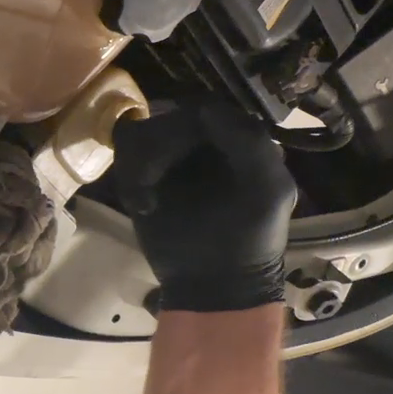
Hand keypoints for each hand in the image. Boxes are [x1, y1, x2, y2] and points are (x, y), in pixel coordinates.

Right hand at [104, 102, 296, 312]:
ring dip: (140, 168)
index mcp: (237, 141)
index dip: (186, 122)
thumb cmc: (247, 238)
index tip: (178, 147)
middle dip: (159, 150)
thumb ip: (248, 142)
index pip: (204, 109)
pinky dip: (130, 181)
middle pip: (166, 118)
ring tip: (149, 200)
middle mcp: (201, 143)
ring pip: (140, 136)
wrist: (212, 285)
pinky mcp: (141, 181)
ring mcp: (169, 161)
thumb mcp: (267, 188)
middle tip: (155, 182)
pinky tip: (144, 205)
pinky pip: (125, 160)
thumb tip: (203, 108)